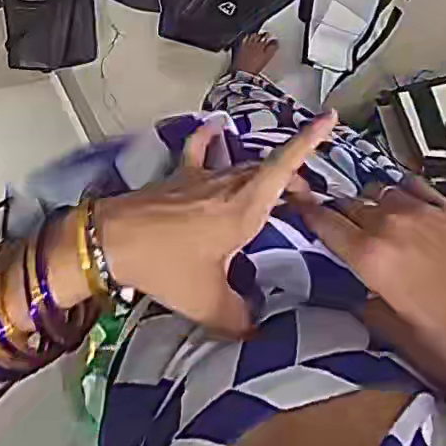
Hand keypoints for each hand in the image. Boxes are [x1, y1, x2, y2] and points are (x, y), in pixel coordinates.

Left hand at [95, 113, 336, 336]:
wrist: (116, 239)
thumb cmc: (167, 265)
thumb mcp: (209, 302)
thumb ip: (240, 317)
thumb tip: (256, 327)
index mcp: (246, 205)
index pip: (285, 165)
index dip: (309, 140)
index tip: (329, 117)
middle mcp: (230, 182)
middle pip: (271, 170)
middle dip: (294, 180)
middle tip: (306, 203)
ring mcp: (204, 175)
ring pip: (244, 164)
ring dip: (264, 172)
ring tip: (276, 188)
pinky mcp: (182, 175)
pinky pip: (202, 149)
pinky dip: (211, 138)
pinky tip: (217, 128)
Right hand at [293, 180, 445, 405]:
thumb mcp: (398, 338)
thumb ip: (368, 304)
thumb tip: (357, 289)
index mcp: (371, 257)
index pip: (326, 223)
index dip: (307, 213)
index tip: (295, 205)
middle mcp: (390, 224)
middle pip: (349, 203)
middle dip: (338, 212)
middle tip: (334, 221)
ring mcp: (420, 211)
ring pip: (379, 190)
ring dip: (369, 202)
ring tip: (370, 216)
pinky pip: (411, 186)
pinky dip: (399, 192)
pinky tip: (400, 201)